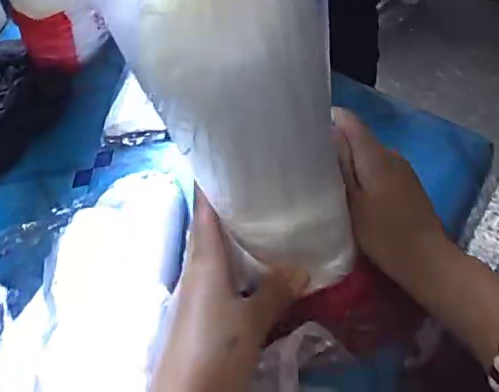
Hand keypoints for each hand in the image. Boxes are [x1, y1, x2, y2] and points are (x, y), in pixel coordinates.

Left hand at [153, 188, 306, 391]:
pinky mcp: (198, 311)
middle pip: (210, 222)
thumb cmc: (213, 349)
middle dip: (230, 200)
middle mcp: (195, 265)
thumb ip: (275, 291)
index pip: (204, 202)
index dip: (213, 173)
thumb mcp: (251, 322)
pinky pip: (218, 271)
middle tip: (261, 178)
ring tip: (264, 215)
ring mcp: (194, 289)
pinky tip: (254, 264)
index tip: (230, 149)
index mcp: (203, 256)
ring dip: (234, 232)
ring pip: (215, 248)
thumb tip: (303, 265)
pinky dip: (235, 259)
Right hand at [331, 108, 452, 291]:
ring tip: (338, 181)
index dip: (332, 120)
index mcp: (375, 154)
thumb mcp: (354, 202)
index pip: (351, 121)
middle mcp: (391, 152)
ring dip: (356, 162)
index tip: (314, 133)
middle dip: (341, 145)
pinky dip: (370, 174)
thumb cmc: (383, 234)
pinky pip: (383, 168)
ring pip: (372, 154)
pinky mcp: (410, 183)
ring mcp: (403, 167)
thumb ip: (342, 164)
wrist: (427, 260)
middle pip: (361, 137)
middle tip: (320, 165)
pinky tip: (363, 195)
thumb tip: (332, 131)